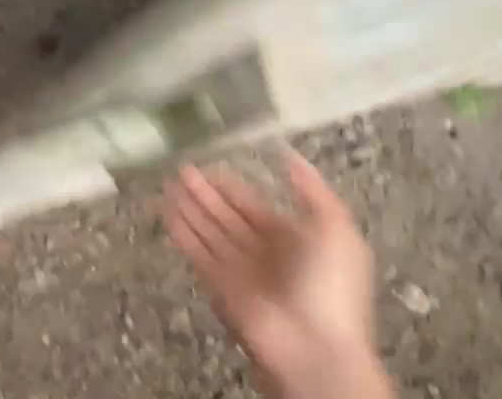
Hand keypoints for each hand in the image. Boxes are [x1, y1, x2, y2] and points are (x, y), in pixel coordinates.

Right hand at [163, 152, 389, 398]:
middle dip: (204, 194)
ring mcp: (240, 271)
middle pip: (227, 218)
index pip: (254, 208)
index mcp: (294, 240)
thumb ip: (311, 190)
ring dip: (189, 208)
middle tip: (180, 168)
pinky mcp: (219, 286)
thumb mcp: (335, 228)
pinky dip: (181, 233)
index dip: (232, 187)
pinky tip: (166, 211)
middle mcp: (264, 254)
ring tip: (167, 183)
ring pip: (209, 232)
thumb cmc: (330, 285)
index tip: (209, 165)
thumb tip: (289, 156)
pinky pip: (197, 253)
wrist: (314, 347)